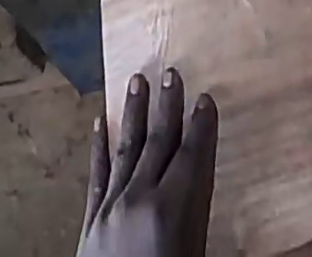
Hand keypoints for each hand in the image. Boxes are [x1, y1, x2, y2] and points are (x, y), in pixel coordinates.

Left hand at [79, 69, 218, 256]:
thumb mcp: (198, 254)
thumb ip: (203, 213)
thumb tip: (220, 188)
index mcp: (171, 211)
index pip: (191, 157)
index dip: (201, 128)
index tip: (205, 98)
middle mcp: (139, 199)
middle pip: (157, 142)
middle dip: (167, 106)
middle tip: (170, 73)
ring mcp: (110, 208)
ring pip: (126, 148)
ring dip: (133, 112)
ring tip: (137, 81)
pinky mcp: (90, 222)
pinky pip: (97, 175)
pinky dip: (99, 147)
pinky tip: (99, 122)